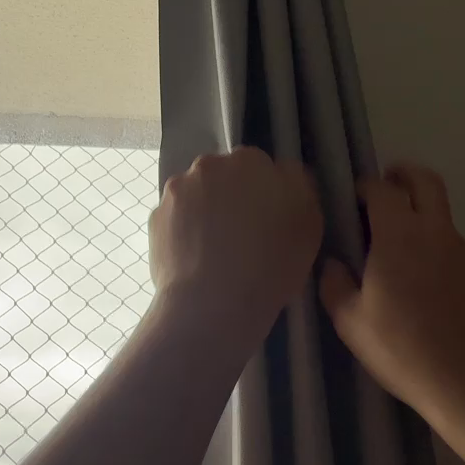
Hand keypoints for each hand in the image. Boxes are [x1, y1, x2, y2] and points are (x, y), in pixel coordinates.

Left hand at [151, 148, 323, 334]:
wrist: (213, 304)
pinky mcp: (155, 216)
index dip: (265, 193)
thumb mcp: (309, 223)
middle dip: (232, 197)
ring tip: (215, 251)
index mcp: (249, 160)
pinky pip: (176, 218)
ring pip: (196, 194)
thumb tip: (284, 174)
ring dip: (205, 211)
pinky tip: (195, 258)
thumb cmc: (270, 264)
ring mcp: (176, 190)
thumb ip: (298, 186)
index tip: (269, 219)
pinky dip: (184, 232)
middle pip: (224, 175)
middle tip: (243, 235)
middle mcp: (208, 164)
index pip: (259, 166)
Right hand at [320, 163, 464, 425]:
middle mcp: (438, 233)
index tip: (353, 199)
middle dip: (404, 175)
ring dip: (423, 224)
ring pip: (443, 221)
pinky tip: (432, 296)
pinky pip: (459, 254)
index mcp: (400, 234)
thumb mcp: (351, 323)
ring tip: (405, 264)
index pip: (381, 189)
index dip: (365, 187)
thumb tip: (334, 264)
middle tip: (389, 185)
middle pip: (425, 182)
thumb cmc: (405, 350)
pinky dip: (441, 258)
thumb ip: (336, 285)